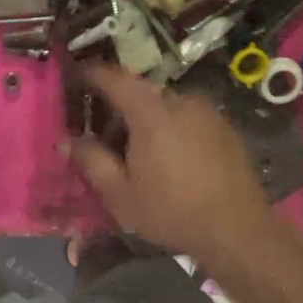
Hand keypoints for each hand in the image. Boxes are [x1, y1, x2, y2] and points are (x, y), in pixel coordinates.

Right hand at [68, 64, 277, 266]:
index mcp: (151, 113)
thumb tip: (67, 141)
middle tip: (105, 138)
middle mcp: (182, 102)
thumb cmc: (170, 211)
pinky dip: (172, 130)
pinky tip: (170, 161)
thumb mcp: (120, 194)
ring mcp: (208, 113)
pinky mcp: (225, 129)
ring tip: (139, 155)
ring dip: (148, 121)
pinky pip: (188, 119)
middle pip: (142, 94)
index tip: (77, 75)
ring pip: (167, 107)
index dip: (92, 74)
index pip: (115, 79)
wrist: (235, 228)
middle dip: (120, 109)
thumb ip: (91, 162)